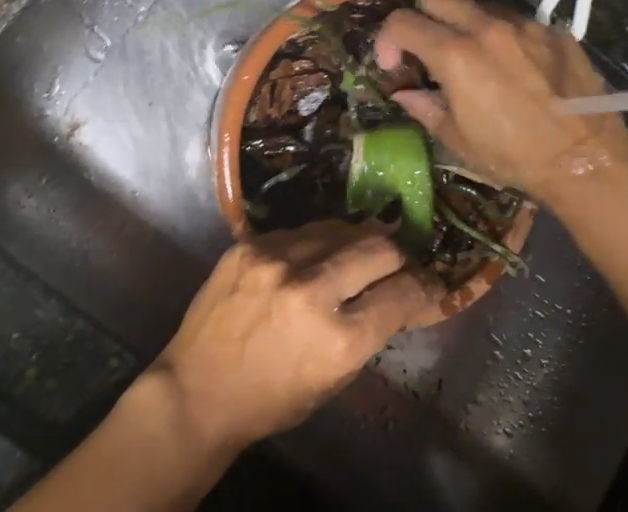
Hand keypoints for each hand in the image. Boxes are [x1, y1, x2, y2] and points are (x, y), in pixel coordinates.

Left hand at [150, 221, 442, 449]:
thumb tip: (398, 294)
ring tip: (361, 251)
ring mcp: (276, 261)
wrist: (198, 388)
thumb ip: (367, 333)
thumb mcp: (334, 380)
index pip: (402, 294)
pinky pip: (301, 231)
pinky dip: (317, 242)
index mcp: (339, 339)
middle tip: (398, 264)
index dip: (424, 288)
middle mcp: (311, 290)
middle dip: (397, 256)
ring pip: (340, 229)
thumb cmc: (272, 399)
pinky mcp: (250, 245)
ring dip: (358, 241)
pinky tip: (317, 254)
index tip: (428, 285)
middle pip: (378, 248)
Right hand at [374, 0, 627, 208]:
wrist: (588, 162)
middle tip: (426, 43)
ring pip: (481, 6)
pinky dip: (506, 38)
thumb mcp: (459, 141)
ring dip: (466, 25)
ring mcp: (526, 26)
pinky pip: (519, 23)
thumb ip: (426, 108)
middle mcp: (488, 29)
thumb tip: (404, 93)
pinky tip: (517, 68)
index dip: (387, 39)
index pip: (403, 22)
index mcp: (456, 56)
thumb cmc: (515, 158)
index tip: (392, 63)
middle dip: (422, 13)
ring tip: (476, 59)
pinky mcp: (556, 32)